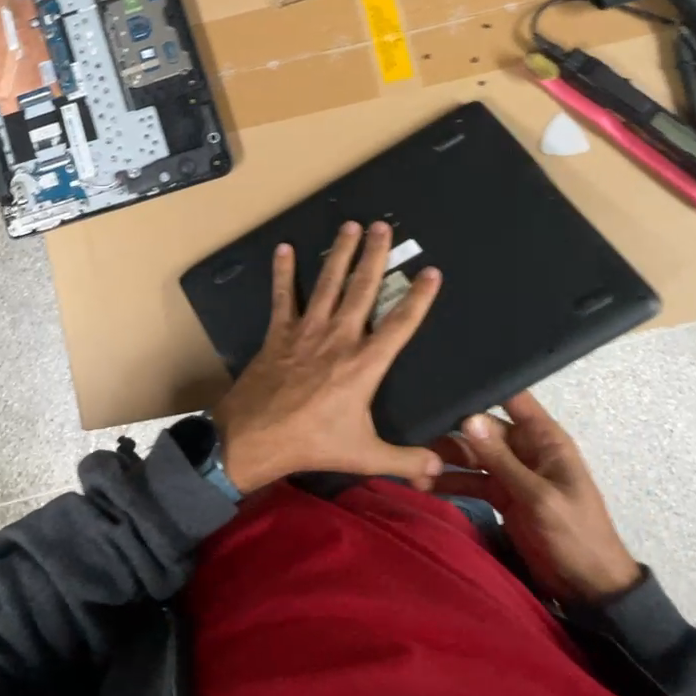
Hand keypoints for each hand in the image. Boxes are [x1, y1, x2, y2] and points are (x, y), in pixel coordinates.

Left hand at [209, 220, 443, 494]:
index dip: (419, 298)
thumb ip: (405, 460)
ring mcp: (306, 331)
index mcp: (364, 364)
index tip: (431, 272)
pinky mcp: (279, 332)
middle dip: (374, 255)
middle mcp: (338, 337)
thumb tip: (439, 470)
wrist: (256, 435)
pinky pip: (283, 297)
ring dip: (338, 253)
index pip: (400, 324)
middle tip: (383, 227)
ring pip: (327, 283)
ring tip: (349, 226)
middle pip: (362, 289)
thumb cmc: (312, 443)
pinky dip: (283, 272)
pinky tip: (284, 249)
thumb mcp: (365, 455)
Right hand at [432, 392, 643, 604]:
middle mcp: (524, 448)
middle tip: (412, 435)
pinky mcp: (499, 494)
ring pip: (469, 453)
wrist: (588, 588)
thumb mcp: (538, 497)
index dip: (482, 384)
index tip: (442, 377)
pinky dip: (448, 481)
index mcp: (543, 439)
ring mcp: (510, 471)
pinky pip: (469, 479)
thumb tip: (467, 418)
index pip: (512, 397)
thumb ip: (501, 459)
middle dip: (449, 430)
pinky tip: (423, 484)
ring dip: (443, 458)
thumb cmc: (576, 535)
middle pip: (480, 426)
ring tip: (413, 467)